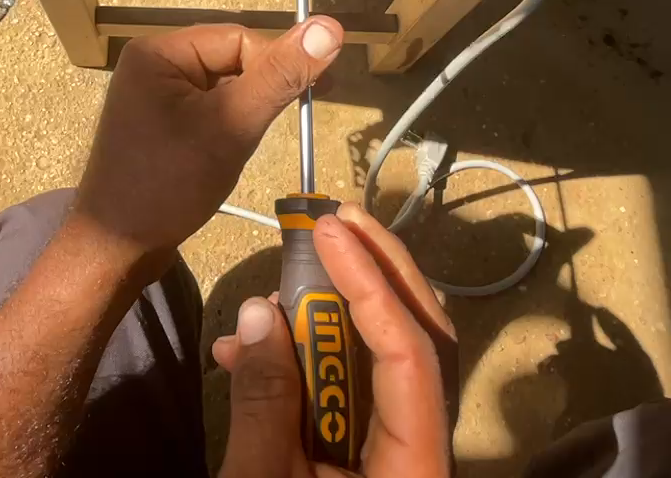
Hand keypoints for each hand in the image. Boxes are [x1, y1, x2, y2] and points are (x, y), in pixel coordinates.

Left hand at [72, 18, 343, 266]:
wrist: (115, 249)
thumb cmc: (170, 183)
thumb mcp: (232, 126)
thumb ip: (280, 76)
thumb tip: (330, 25)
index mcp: (159, 50)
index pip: (238, 39)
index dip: (273, 68)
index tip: (301, 104)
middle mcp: (151, 62)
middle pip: (228, 60)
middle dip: (254, 94)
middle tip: (261, 133)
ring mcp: (150, 94)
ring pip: (220, 87)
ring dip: (241, 113)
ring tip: (235, 148)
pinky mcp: (156, 121)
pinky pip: (204, 108)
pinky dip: (224, 126)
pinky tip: (221, 155)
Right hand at [212, 203, 456, 477]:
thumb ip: (264, 401)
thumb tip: (259, 310)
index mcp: (416, 468)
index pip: (409, 354)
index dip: (369, 283)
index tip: (326, 229)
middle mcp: (420, 449)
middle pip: (415, 338)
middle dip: (374, 269)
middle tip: (337, 217)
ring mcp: (395, 448)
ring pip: (378, 358)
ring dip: (327, 311)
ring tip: (277, 284)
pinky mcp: (365, 453)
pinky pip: (344, 387)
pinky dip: (305, 356)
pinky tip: (250, 352)